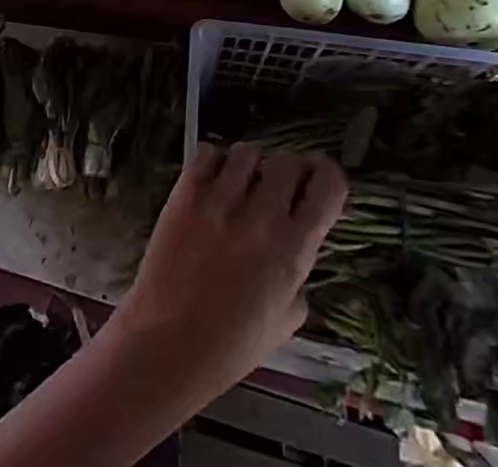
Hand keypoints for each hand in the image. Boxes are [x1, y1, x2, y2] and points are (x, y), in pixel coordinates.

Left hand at [104, 143, 346, 399]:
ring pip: (248, 151)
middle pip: (289, 161)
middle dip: (290, 168)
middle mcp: (262, 216)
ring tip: (244, 181)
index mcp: (294, 248)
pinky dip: (214, 160)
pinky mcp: (186, 194)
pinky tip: (213, 179)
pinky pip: (207, 153)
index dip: (328, 177)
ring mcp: (221, 201)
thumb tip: (295, 249)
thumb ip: (297, 274)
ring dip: (252, 163)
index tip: (320, 180)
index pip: (328, 185)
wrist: (169, 343)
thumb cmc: (230, 345)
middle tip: (281, 182)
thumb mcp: (287, 318)